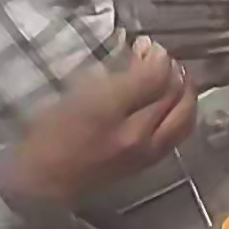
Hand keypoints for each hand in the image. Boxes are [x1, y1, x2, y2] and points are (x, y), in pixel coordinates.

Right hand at [0, 37, 195, 214]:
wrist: (42, 183)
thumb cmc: (47, 133)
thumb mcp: (71, 93)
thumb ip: (108, 75)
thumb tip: (137, 57)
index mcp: (107, 110)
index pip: (152, 77)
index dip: (157, 56)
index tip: (148, 45)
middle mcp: (134, 132)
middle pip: (171, 93)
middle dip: (172, 69)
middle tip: (162, 57)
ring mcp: (146, 150)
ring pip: (184, 115)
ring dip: (186, 91)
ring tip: (178, 77)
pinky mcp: (150, 162)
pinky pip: (179, 133)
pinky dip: (183, 112)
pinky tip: (177, 102)